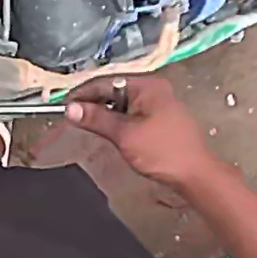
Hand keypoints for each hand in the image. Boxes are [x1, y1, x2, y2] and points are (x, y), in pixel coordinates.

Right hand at [64, 76, 220, 190]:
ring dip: (102, 112)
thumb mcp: (124, 134)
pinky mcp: (157, 118)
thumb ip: (96, 119)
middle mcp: (153, 89)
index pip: (106, 82)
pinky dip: (115, 119)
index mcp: (147, 86)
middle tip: (70, 116)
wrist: (194, 174)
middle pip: (113, 90)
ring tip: (83, 122)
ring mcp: (157, 103)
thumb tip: (70, 109)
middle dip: (91, 102)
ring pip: (120, 103)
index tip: (62, 106)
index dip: (82, 94)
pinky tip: (104, 129)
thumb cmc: (161, 151)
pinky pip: (130, 112)